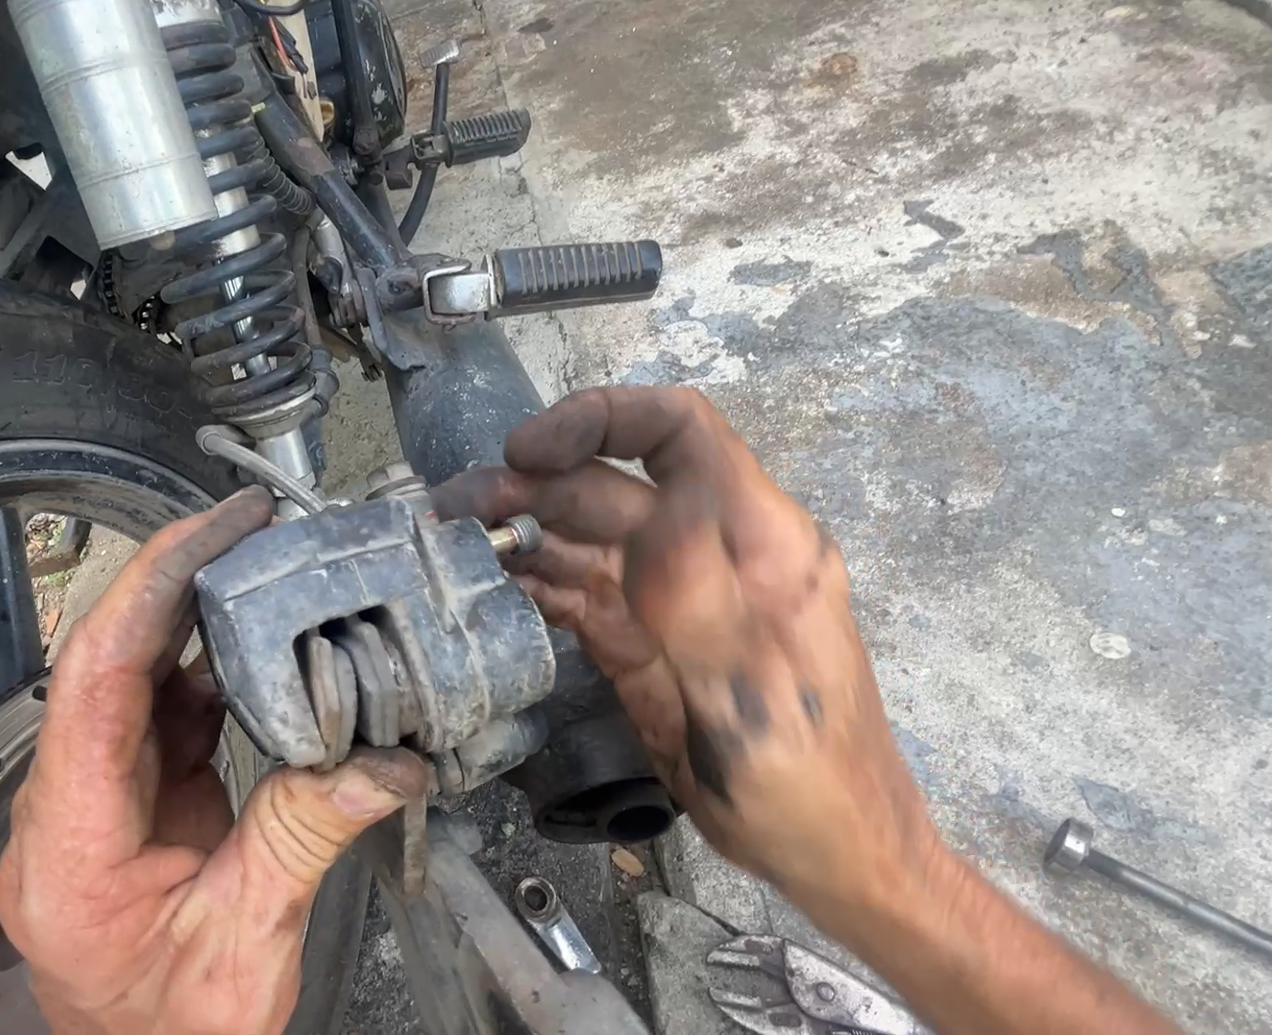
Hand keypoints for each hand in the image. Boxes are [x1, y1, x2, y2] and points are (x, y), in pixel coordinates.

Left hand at [0, 487, 428, 1034]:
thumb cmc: (173, 1034)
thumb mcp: (247, 947)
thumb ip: (304, 839)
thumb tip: (384, 758)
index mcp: (72, 844)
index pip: (93, 679)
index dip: (149, 591)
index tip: (211, 534)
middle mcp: (69, 802)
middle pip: (110, 657)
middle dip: (175, 579)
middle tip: (246, 526)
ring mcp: (100, 789)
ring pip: (138, 671)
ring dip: (196, 613)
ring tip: (259, 565)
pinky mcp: (135, 787)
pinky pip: (167, 703)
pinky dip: (211, 663)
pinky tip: (256, 639)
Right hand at [433, 387, 940, 923]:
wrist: (824, 851)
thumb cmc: (815, 781)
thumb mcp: (763, 705)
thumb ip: (708, 610)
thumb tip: (653, 522)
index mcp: (755, 539)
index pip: (679, 433)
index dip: (601, 419)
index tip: (528, 450)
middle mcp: (701, 548)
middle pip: (605, 485)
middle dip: (527, 487)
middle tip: (454, 508)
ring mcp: (661, 591)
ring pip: (576, 535)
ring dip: (512, 533)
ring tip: (448, 542)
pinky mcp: (631, 631)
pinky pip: (569, 589)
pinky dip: (525, 584)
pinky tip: (482, 589)